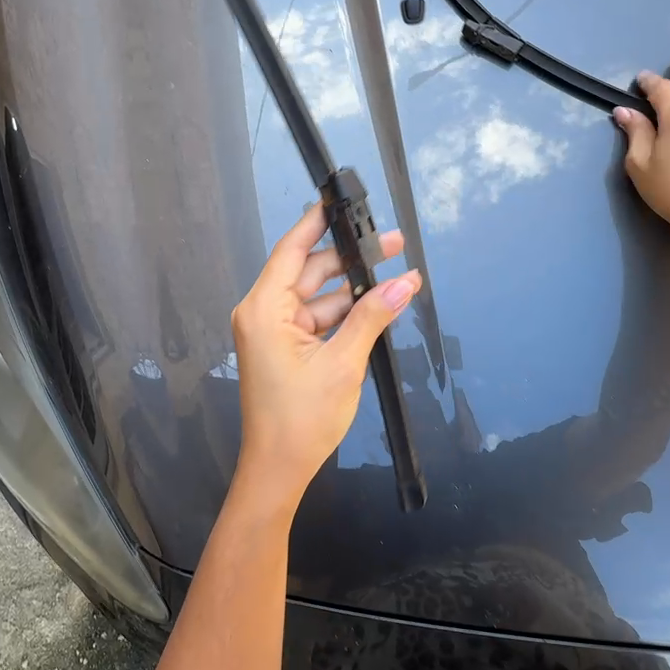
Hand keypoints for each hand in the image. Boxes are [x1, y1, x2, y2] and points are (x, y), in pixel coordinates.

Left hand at [230, 204, 421, 506]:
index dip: (317, 221)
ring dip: (353, 288)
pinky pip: (316, 317)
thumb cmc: (303, 418)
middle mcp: (263, 311)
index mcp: (264, 308)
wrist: (278, 469)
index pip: (291, 249)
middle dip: (351, 258)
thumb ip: (372, 317)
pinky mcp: (284, 347)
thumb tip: (406, 282)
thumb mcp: (343, 362)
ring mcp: (273, 330)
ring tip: (397, 273)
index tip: (342, 200)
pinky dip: (344, 312)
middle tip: (393, 242)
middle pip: (309, 270)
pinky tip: (378, 304)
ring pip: (317, 295)